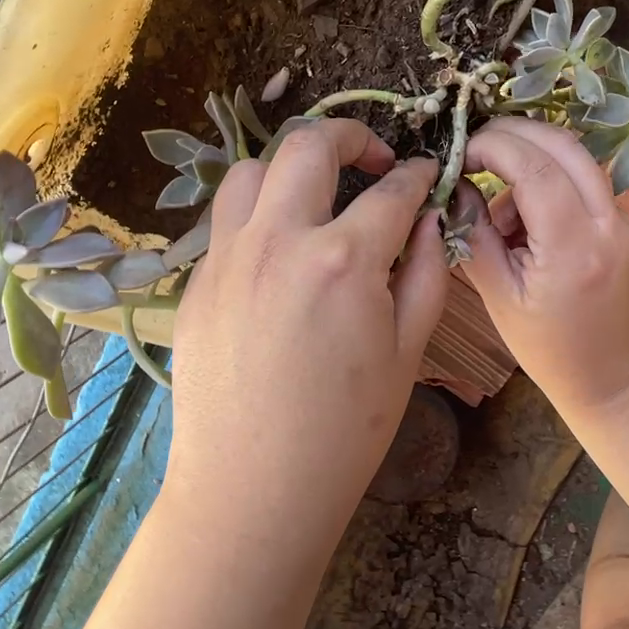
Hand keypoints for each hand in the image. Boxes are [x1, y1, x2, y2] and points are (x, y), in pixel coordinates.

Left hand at [167, 118, 447, 535]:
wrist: (253, 491)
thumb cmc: (346, 431)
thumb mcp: (408, 350)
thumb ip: (427, 270)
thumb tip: (430, 216)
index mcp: (344, 260)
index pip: (390, 189)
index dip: (416, 173)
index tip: (426, 171)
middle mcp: (279, 240)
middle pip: (308, 145)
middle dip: (350, 136)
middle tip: (373, 159)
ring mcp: (228, 257)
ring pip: (251, 170)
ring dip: (290, 167)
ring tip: (316, 196)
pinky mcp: (198, 282)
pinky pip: (226, 220)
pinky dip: (258, 212)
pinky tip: (280, 249)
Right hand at [459, 118, 628, 410]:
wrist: (616, 377)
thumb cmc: (550, 350)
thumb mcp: (499, 298)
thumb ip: (474, 236)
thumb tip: (454, 186)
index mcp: (573, 248)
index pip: (533, 167)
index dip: (492, 147)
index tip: (460, 157)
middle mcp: (606, 222)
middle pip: (560, 143)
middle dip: (510, 133)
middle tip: (471, 151)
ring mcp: (620, 217)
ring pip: (574, 152)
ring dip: (529, 154)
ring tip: (496, 201)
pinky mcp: (620, 218)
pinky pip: (580, 174)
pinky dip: (546, 173)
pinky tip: (521, 216)